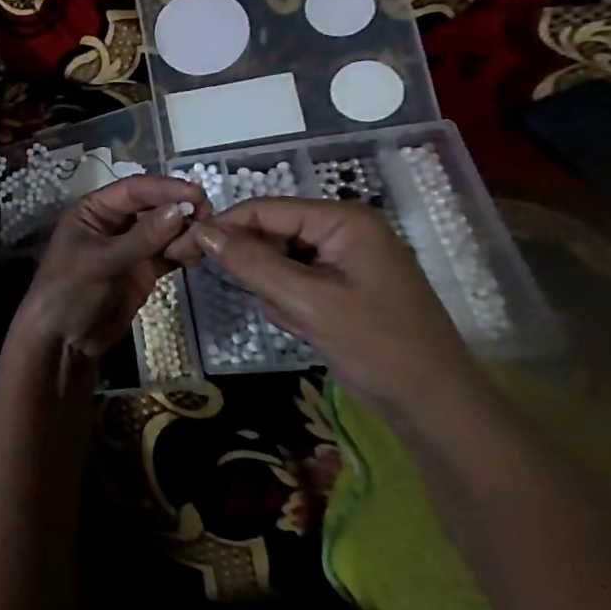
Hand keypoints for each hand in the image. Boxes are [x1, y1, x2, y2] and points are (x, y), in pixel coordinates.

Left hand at [13, 175, 208, 358]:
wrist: (63, 339)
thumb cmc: (69, 291)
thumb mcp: (102, 262)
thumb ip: (141, 237)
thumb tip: (180, 210)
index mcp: (93, 211)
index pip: (133, 190)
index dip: (165, 188)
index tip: (197, 194)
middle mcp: (113, 223)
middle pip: (153, 206)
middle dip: (179, 210)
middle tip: (209, 218)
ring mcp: (130, 247)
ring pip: (165, 230)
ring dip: (184, 233)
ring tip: (202, 242)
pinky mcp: (143, 270)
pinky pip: (168, 254)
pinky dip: (183, 253)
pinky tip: (196, 257)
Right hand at [165, 197, 481, 414]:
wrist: (428, 399)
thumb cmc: (375, 343)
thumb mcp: (306, 301)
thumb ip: (251, 263)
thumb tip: (201, 232)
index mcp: (343, 221)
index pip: (264, 210)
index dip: (220, 227)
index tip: (181, 250)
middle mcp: (341, 230)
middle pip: (269, 232)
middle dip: (255, 266)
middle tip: (252, 297)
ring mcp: (341, 259)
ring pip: (275, 260)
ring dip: (273, 290)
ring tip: (298, 320)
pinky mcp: (337, 285)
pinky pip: (290, 282)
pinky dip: (286, 303)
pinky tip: (307, 327)